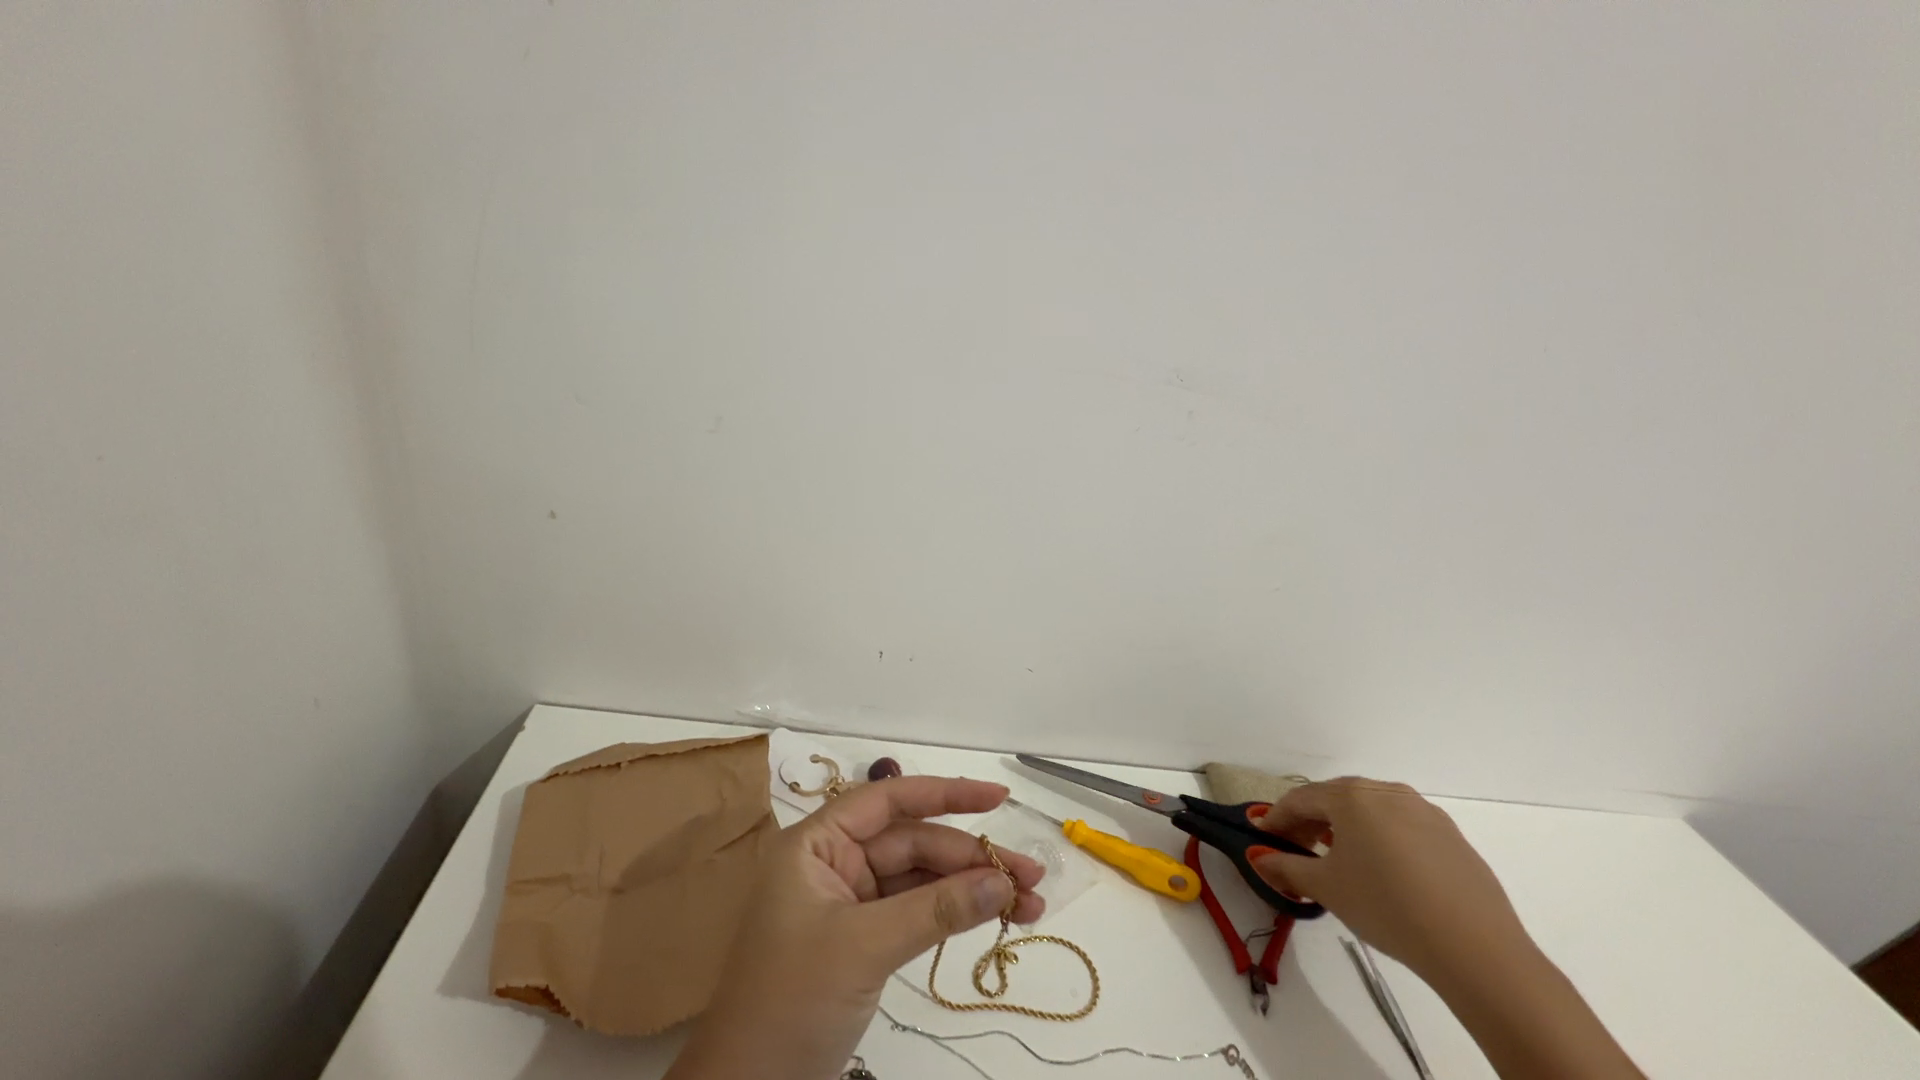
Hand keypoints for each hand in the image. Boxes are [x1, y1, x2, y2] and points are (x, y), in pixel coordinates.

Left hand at [666, 776, 1044, 1079]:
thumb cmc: (792, 999)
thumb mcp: (865, 947)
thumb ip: (936, 910)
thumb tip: (1003, 883)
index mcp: (817, 844)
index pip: (887, 802)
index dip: (945, 794)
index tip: (999, 799)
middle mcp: (834, 862)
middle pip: (914, 843)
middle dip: (972, 858)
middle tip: (1032, 877)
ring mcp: (850, 902)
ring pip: (922, 879)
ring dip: (972, 889)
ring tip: (1030, 904)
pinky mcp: (864, 938)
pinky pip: (918, 911)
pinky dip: (955, 914)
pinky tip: (995, 916)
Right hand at [1253, 777, 1642, 1079]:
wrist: (1473, 945)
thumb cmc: (1385, 906)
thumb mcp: (1326, 888)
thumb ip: (1286, 867)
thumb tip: (1259, 857)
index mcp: (1352, 796)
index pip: (1300, 799)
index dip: (1276, 819)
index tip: (1262, 840)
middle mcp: (1387, 791)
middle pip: (1336, 799)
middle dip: (1310, 822)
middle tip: (1295, 852)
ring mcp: (1424, 811)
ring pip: (1371, 812)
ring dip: (1345, 830)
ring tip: (1338, 863)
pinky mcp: (1450, 836)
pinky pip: (1401, 827)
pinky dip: (1380, 840)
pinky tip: (1382, 874)